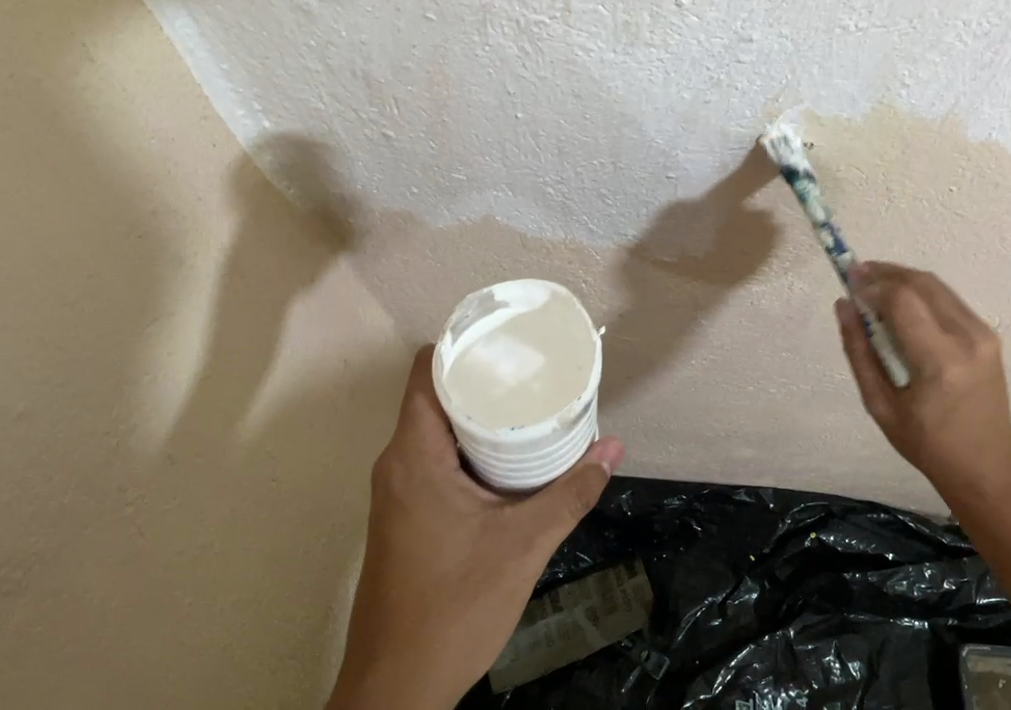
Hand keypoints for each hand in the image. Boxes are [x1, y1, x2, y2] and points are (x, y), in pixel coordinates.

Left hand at [328, 345, 624, 709]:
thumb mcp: (523, 546)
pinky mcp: (405, 515)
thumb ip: (571, 493)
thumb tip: (614, 446)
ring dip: (480, 414)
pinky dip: (471, 446)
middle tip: (536, 366)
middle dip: (485, 377)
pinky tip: (511, 455)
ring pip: (437, 429)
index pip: (428, 371)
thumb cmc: (454, 607)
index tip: (509, 336)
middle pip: (436, 395)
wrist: (396, 687)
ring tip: (531, 402)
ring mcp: (398, 492)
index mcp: (414, 457)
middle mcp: (397, 464)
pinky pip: (436, 458)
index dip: (464, 344)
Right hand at [835, 262, 1010, 504]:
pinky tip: (899, 303)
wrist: (987, 464)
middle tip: (855, 275)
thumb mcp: (880, 405)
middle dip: (885, 274)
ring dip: (902, 279)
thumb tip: (844, 306)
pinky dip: (920, 293)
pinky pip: (948, 300)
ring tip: (872, 284)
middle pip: (921, 283)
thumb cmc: (927, 444)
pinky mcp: (988, 334)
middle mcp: (967, 339)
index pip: (902, 301)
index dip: (872, 286)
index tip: (847, 284)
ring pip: (936, 286)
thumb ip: (859, 352)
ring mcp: (983, 334)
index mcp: (940, 363)